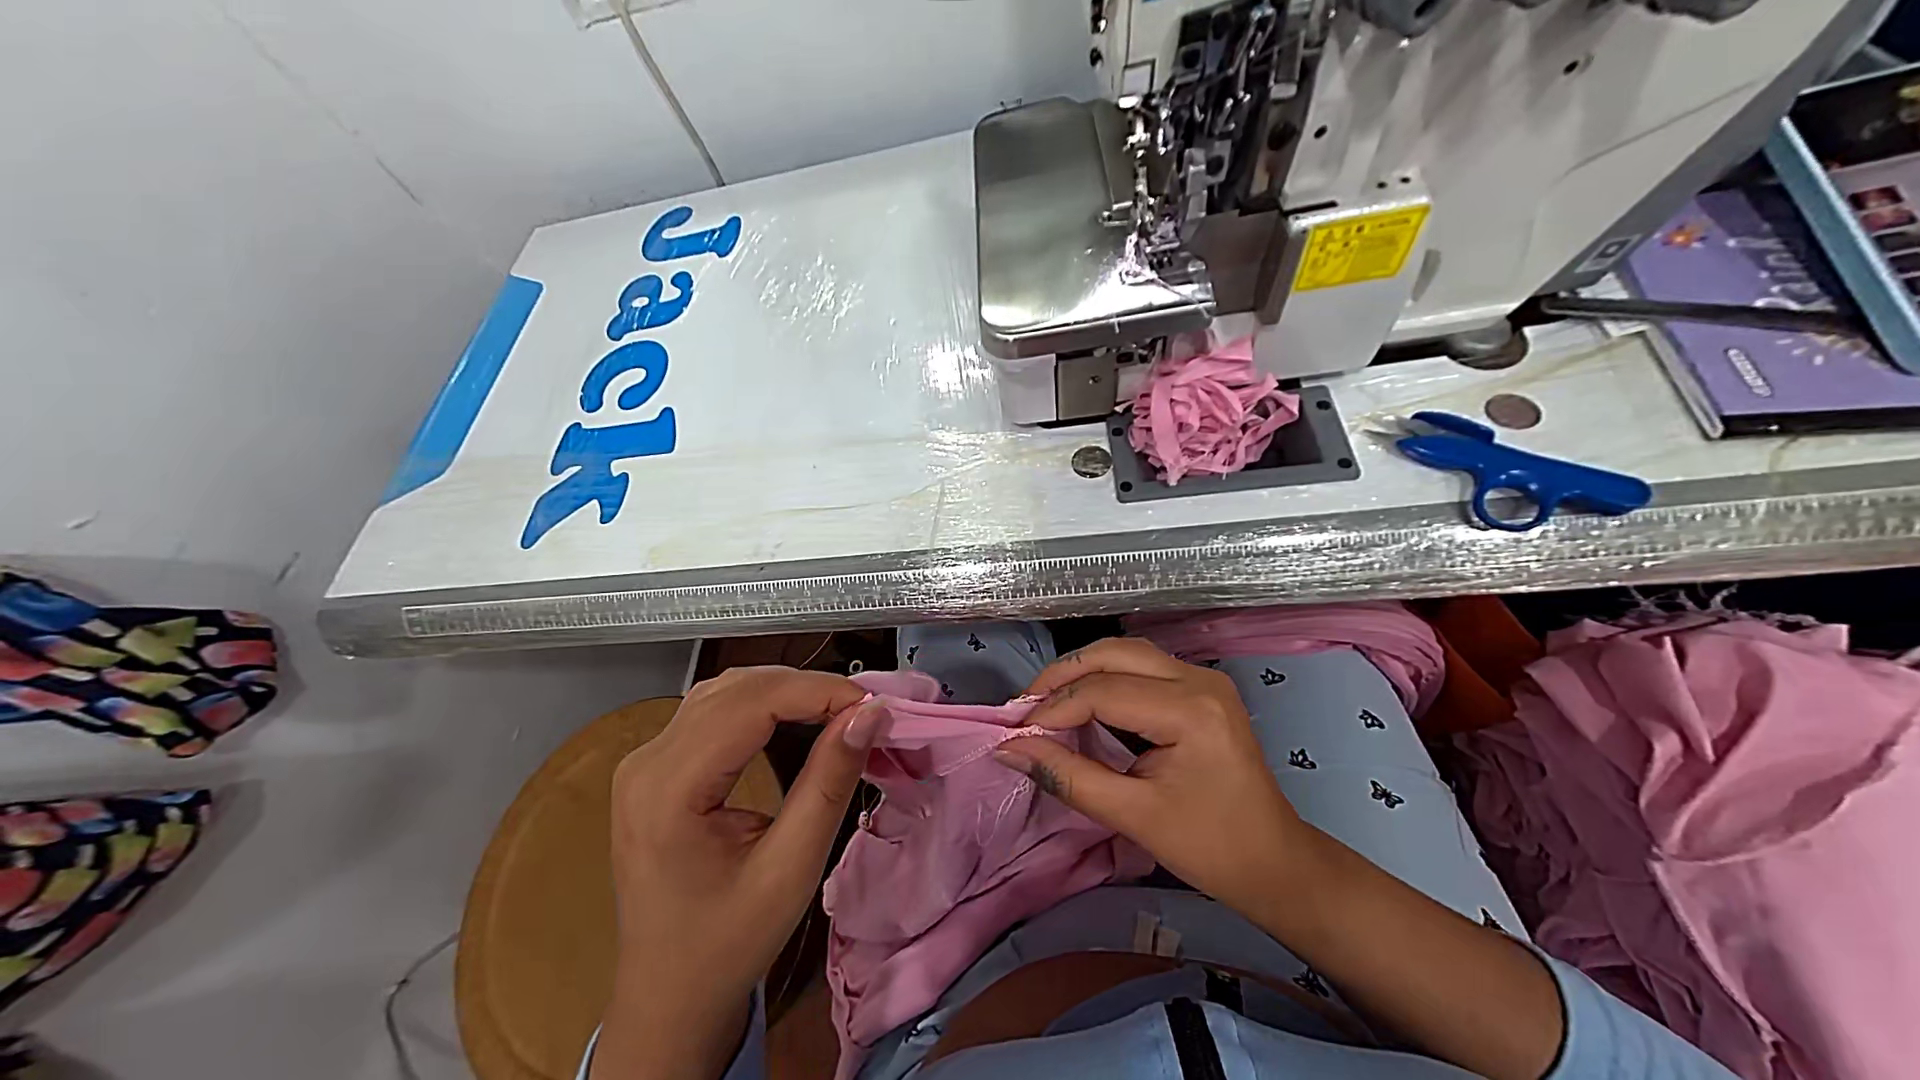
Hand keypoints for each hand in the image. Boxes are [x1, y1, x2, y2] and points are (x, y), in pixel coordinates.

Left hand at [593, 667, 884, 1079]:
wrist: (670, 995)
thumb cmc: (729, 943)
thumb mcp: (791, 869)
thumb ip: (829, 783)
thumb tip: (868, 715)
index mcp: (667, 789)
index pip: (750, 703)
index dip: (817, 691)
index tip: (872, 705)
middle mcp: (646, 762)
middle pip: (736, 689)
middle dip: (806, 688)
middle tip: (863, 710)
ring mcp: (644, 761)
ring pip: (725, 690)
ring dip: (785, 690)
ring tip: (837, 710)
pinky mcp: (654, 767)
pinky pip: (712, 710)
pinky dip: (761, 703)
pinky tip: (794, 717)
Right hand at [996, 640, 1566, 1079]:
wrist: (1276, 863)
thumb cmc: (1209, 847)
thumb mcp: (1132, 815)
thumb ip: (1067, 775)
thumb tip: (1009, 749)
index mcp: (1190, 708)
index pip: (1102, 691)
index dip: (1051, 710)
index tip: (1014, 734)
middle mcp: (1199, 678)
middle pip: (1113, 654)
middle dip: (1061, 677)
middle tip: (1023, 710)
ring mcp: (1204, 678)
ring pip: (1126, 653)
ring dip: (1081, 673)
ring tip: (1044, 705)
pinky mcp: (1202, 688)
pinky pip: (1141, 667)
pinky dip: (1105, 680)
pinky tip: (1082, 704)